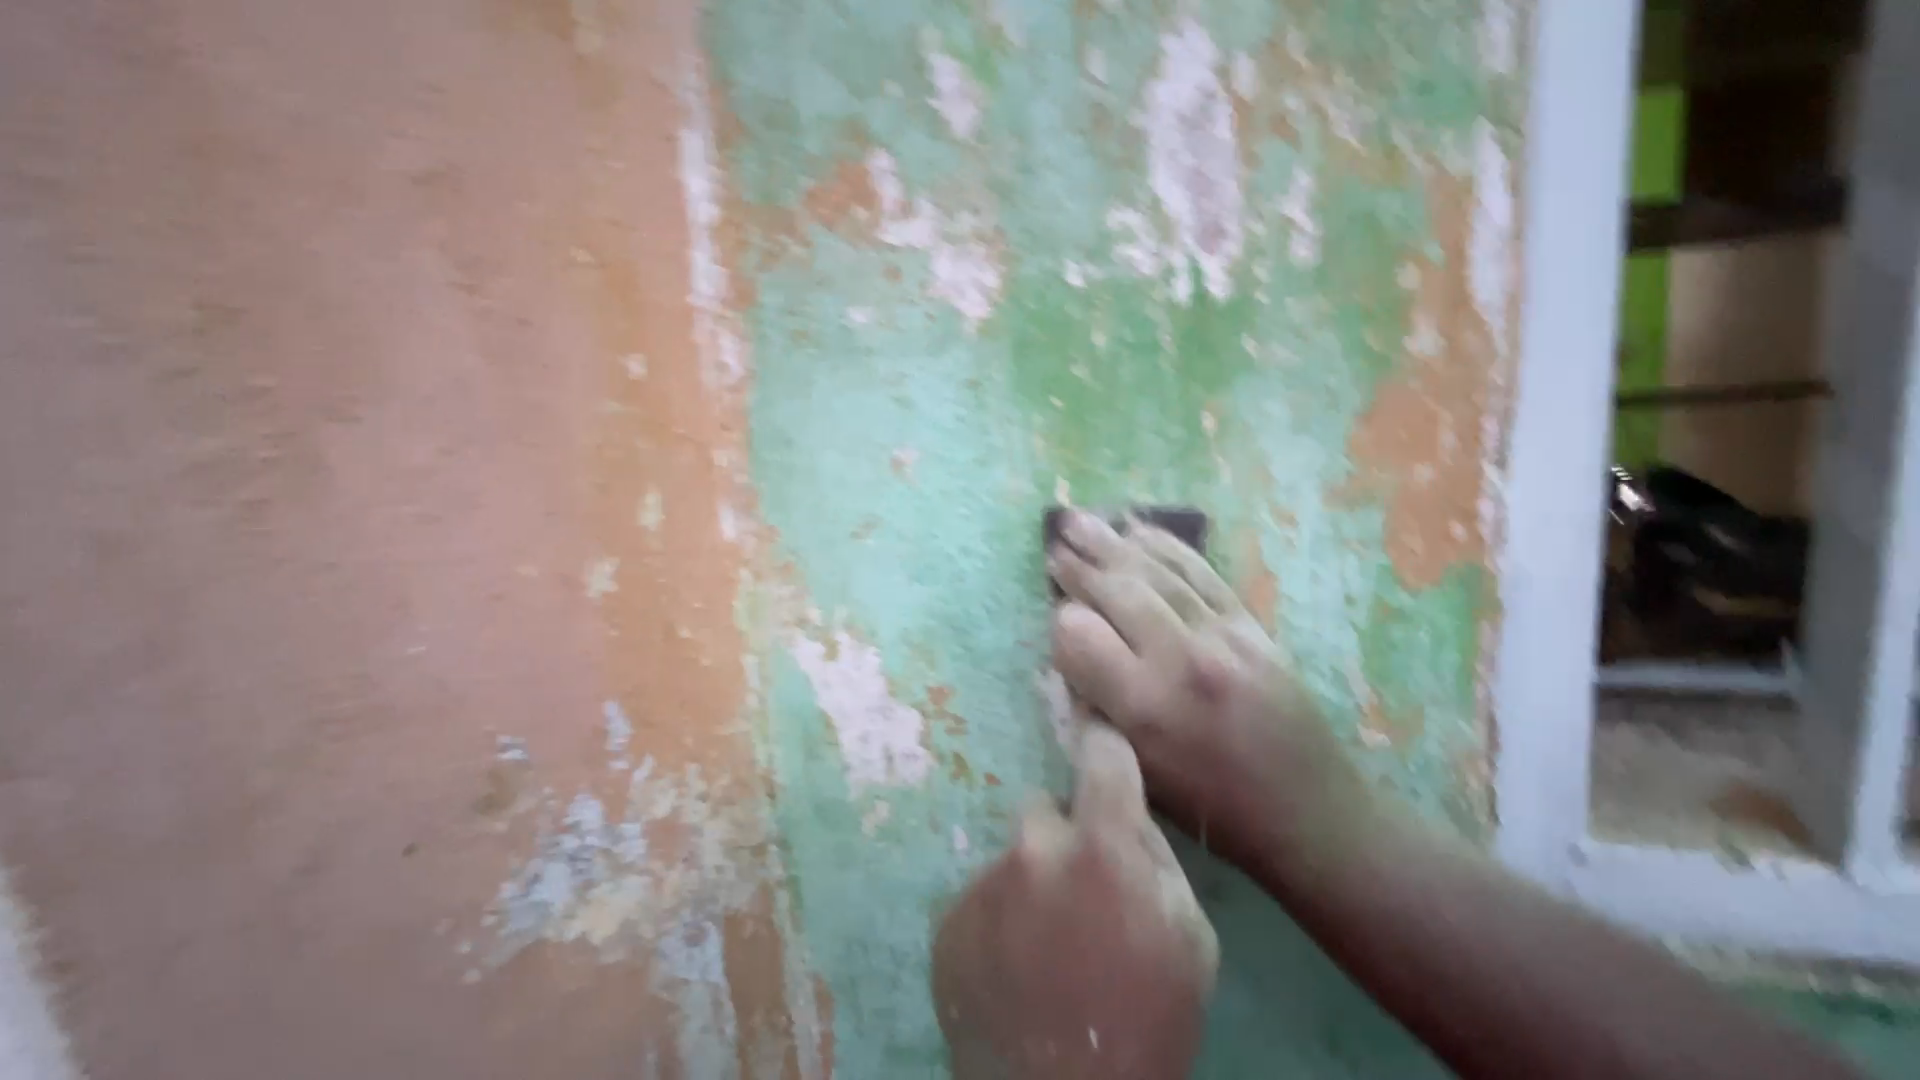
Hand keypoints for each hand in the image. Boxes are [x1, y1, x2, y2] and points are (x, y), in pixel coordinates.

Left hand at [931, 724, 1217, 1079]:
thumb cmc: (1150, 1020)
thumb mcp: (1192, 936)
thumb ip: (1154, 856)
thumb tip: (1124, 811)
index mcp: (1101, 846)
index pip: (1100, 752)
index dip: (1105, 744)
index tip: (1100, 735)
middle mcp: (1032, 847)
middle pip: (1047, 808)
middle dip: (1066, 835)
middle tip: (1082, 890)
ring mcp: (982, 883)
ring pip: (1015, 857)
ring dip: (1032, 881)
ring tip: (1048, 942)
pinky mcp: (948, 919)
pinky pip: (983, 896)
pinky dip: (1000, 917)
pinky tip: (1018, 963)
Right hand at [1046, 510, 1369, 874]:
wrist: (1309, 814)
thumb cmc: (1211, 810)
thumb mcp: (1137, 774)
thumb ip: (1097, 710)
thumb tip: (1071, 650)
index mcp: (1144, 708)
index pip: (1078, 638)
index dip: (1061, 625)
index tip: (1057, 620)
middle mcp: (1181, 661)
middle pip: (1117, 592)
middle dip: (1078, 565)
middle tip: (1053, 542)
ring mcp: (1223, 637)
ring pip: (1156, 574)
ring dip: (1113, 544)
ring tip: (1078, 520)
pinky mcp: (1252, 628)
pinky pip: (1202, 575)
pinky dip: (1167, 549)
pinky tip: (1140, 530)